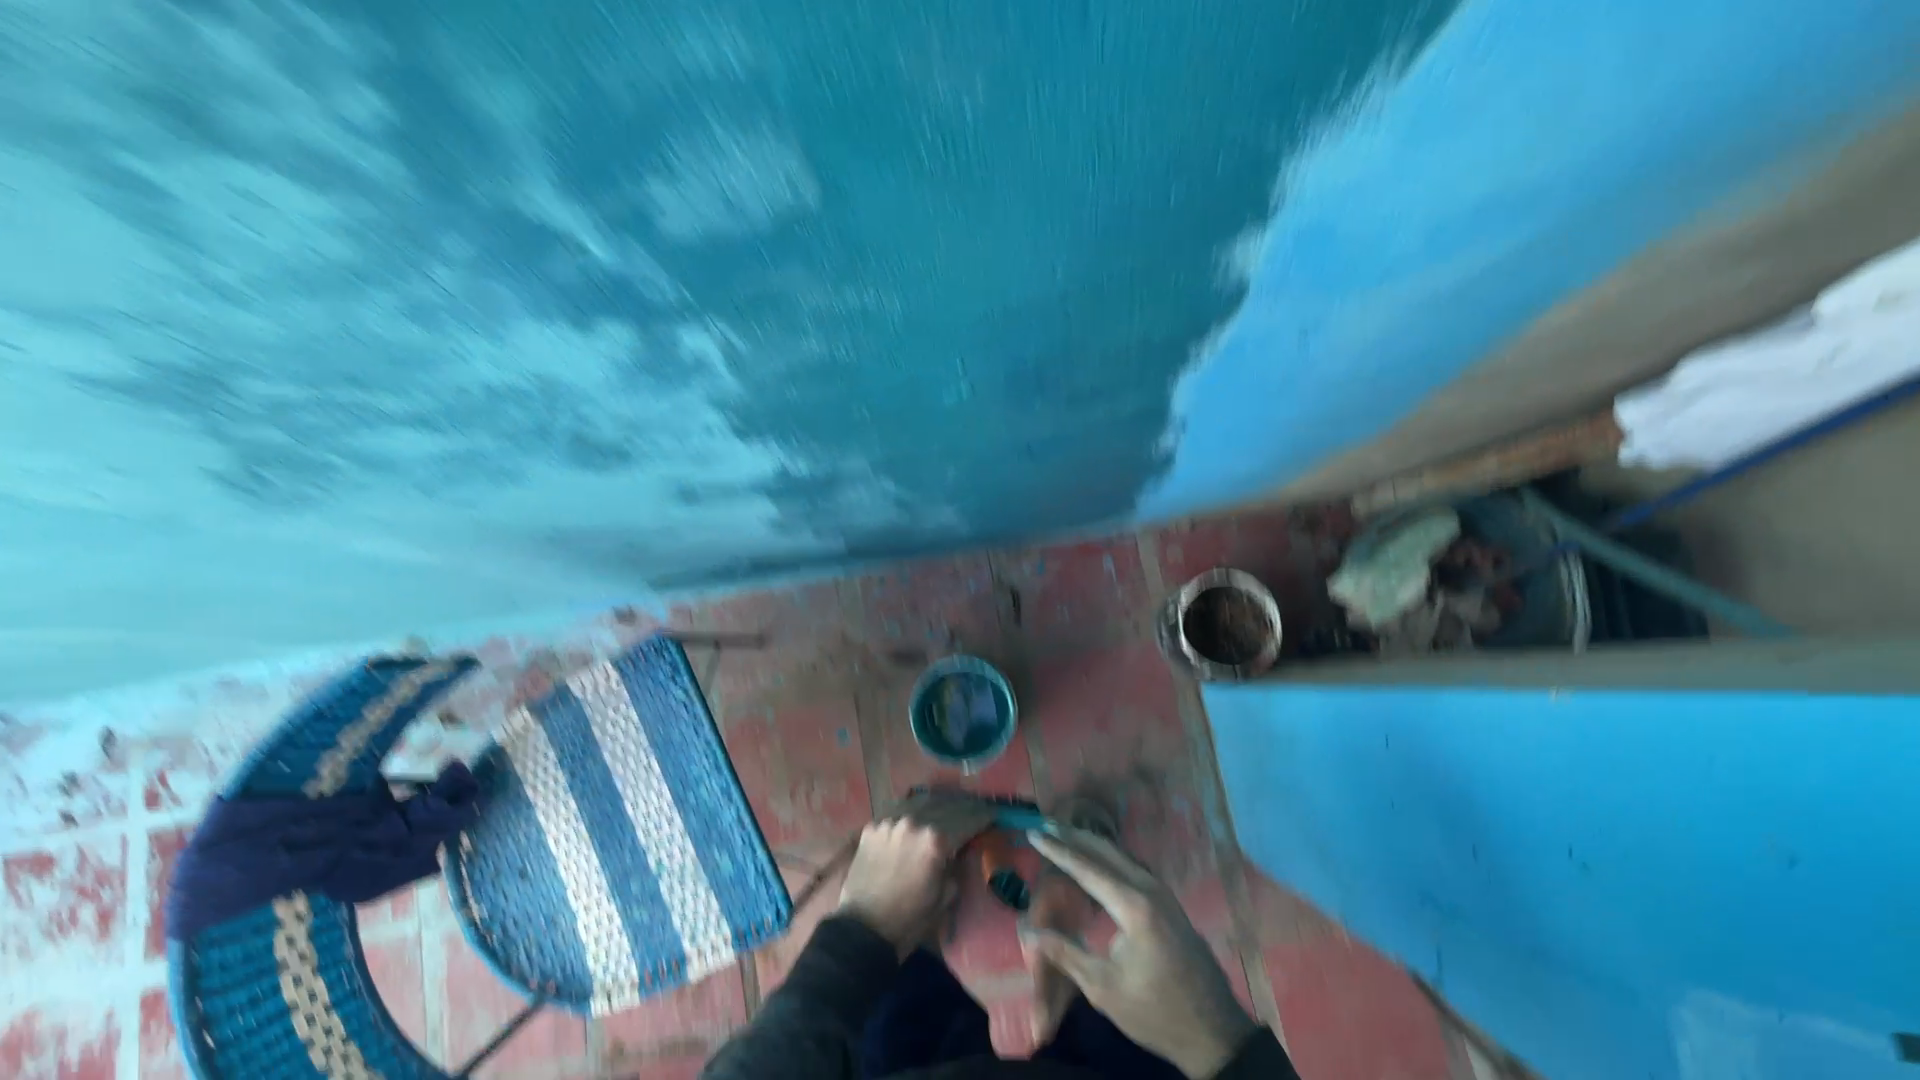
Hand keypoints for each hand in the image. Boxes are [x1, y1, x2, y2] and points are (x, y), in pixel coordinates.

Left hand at [835, 796, 994, 956]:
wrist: (864, 929)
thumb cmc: (910, 918)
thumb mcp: (945, 896)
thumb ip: (954, 867)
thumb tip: (957, 851)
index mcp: (936, 839)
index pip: (966, 820)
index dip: (982, 817)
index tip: (991, 814)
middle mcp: (913, 823)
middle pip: (943, 807)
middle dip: (959, 808)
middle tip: (970, 808)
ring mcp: (889, 823)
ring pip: (916, 806)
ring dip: (932, 808)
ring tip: (942, 809)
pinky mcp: (870, 829)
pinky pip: (894, 817)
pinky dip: (906, 819)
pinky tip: (911, 823)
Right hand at [1023, 828, 1258, 1078]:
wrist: (1213, 1030)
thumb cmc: (1155, 1011)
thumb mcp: (1103, 987)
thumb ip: (1065, 953)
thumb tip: (1028, 930)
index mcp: (1134, 906)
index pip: (1087, 868)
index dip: (1057, 850)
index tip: (1033, 833)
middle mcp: (1151, 890)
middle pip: (1107, 852)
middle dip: (1075, 837)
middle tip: (1046, 824)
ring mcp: (1164, 895)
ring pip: (1122, 858)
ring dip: (1093, 845)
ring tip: (1065, 835)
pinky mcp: (1169, 905)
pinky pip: (1133, 869)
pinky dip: (1109, 859)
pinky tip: (1097, 863)